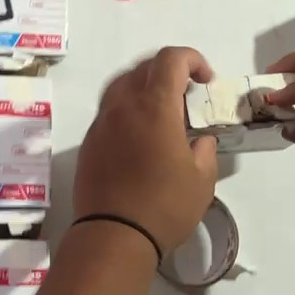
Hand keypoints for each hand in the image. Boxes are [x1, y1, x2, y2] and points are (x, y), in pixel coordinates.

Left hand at [74, 47, 219, 254]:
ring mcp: (102, 122)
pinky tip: (140, 135)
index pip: (170, 60)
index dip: (192, 59)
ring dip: (144, 87)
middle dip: (169, 72)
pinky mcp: (89, 140)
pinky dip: (127, 108)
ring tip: (161, 111)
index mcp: (155, 107)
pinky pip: (109, 109)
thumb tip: (201, 140)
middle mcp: (124, 105)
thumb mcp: (202, 180)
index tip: (205, 80)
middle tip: (186, 96)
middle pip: (144, 67)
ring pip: (121, 84)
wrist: (113, 234)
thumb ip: (205, 151)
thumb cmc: (164, 206)